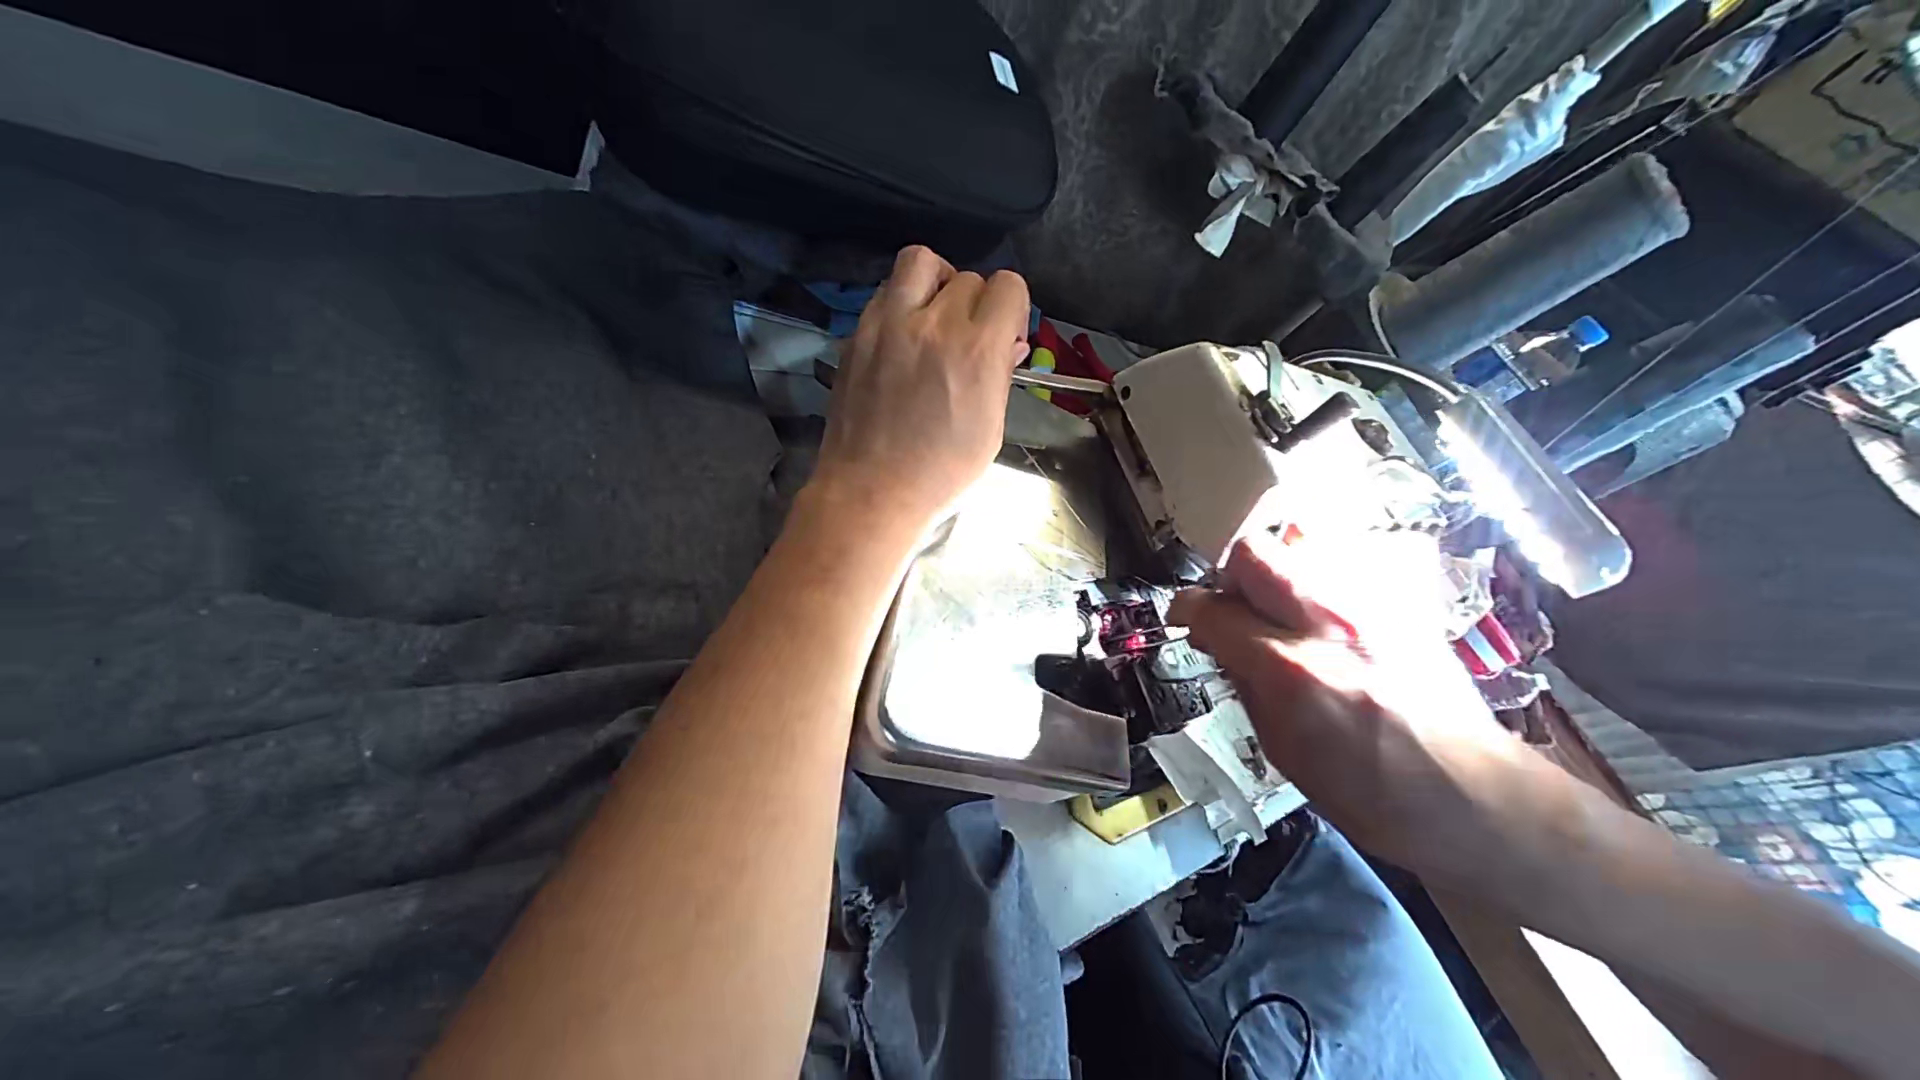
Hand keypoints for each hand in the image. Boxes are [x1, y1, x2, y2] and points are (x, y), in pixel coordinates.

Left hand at [810, 246, 1029, 529]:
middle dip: (977, 304)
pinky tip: (902, 336)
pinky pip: (885, 292)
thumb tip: (1008, 345)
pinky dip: (901, 302)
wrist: (871, 492)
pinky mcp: (857, 335)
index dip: (1012, 308)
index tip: (1004, 335)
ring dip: (936, 281)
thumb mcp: (991, 431)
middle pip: (967, 277)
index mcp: (977, 350)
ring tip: (934, 315)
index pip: (1008, 286)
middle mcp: (933, 324)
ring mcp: (888, 324)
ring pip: (919, 261)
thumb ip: (1000, 377)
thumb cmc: (941, 474)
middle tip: (968, 338)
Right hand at [1168, 532, 1520, 873]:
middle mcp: (1332, 624)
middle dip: (1230, 576)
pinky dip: (1318, 579)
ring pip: (1301, 544)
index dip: (1189, 611)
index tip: (1188, 617)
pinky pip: (1343, 562)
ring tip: (1280, 611)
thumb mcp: (1280, 748)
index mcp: (1292, 671)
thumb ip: (1244, 683)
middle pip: (1255, 553)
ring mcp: (1374, 607)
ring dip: (1277, 574)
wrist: (1473, 796)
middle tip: (1234, 608)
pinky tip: (1323, 616)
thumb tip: (1221, 644)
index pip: (1214, 610)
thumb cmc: (1371, 792)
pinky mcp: (1403, 604)